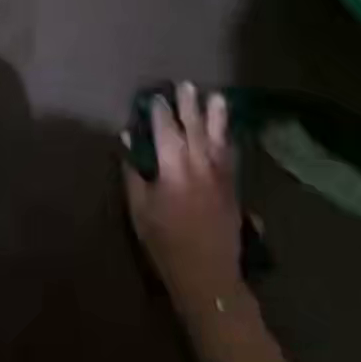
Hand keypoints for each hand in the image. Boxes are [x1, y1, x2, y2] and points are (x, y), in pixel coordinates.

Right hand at [123, 82, 246, 299]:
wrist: (208, 277)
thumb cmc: (165, 242)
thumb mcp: (139, 208)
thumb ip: (133, 172)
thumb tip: (127, 140)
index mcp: (173, 167)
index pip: (165, 129)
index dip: (159, 111)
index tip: (155, 96)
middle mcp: (199, 165)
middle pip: (195, 126)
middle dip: (189, 104)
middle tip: (186, 84)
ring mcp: (220, 176)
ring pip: (218, 138)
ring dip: (216, 116)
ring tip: (216, 97)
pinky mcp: (233, 189)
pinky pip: (230, 156)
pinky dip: (228, 140)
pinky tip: (228, 132)